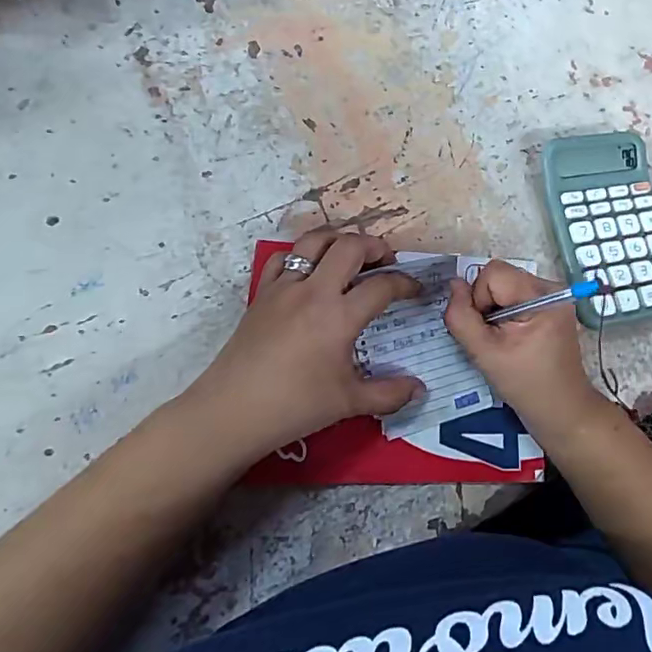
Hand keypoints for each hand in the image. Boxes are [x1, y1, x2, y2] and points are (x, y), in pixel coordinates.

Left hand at [183, 231, 423, 456]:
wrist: (232, 411)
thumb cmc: (295, 406)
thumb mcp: (349, 403)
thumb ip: (389, 393)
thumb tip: (420, 389)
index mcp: (340, 316)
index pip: (383, 285)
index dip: (406, 284)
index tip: (415, 291)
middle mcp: (314, 291)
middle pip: (350, 246)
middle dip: (375, 246)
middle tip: (386, 261)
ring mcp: (284, 287)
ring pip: (314, 240)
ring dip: (339, 239)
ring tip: (350, 254)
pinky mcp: (261, 292)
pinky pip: (283, 258)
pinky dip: (301, 255)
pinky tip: (309, 269)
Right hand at [442, 261, 613, 434]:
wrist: (562, 409)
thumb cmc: (524, 384)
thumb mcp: (484, 353)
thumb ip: (461, 317)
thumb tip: (454, 284)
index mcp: (541, 295)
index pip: (493, 273)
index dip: (479, 298)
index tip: (488, 330)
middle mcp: (551, 286)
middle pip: (500, 276)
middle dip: (487, 303)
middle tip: (494, 337)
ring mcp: (553, 295)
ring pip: (506, 284)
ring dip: (495, 308)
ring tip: (505, 338)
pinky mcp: (552, 305)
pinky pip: (516, 294)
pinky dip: (507, 311)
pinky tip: (514, 337)